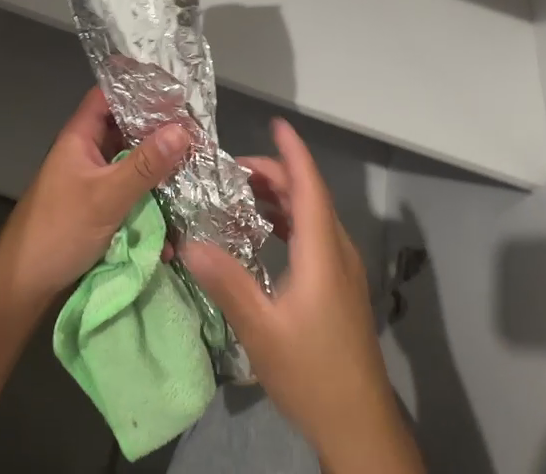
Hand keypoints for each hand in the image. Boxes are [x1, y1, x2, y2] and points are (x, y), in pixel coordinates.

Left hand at [0, 87, 190, 309]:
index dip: (138, 89)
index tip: (177, 92)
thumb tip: (182, 130)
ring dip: (160, 171)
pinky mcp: (100, 209)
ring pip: (133, 165)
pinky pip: (132, 195)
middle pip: (127, 131)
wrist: (24, 284)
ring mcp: (94, 182)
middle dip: (160, 134)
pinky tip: (177, 216)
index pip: (109, 96)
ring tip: (197, 171)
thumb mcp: (106, 196)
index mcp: (80, 137)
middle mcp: (88, 153)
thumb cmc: (59, 230)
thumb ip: (145, 165)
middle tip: (199, 135)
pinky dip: (152, 201)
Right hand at [182, 119, 422, 473]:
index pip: (310, 187)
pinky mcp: (340, 289)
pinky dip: (290, 223)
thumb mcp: (261, 329)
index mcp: (322, 252)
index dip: (293, 153)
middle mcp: (337, 253)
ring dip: (283, 199)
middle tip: (232, 171)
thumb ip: (227, 282)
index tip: (277, 124)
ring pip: (314, 218)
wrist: (357, 421)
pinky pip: (315, 238)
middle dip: (276, 175)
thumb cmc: (310, 372)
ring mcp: (342, 272)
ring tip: (242, 195)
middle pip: (310, 197)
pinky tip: (264, 236)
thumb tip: (188, 241)